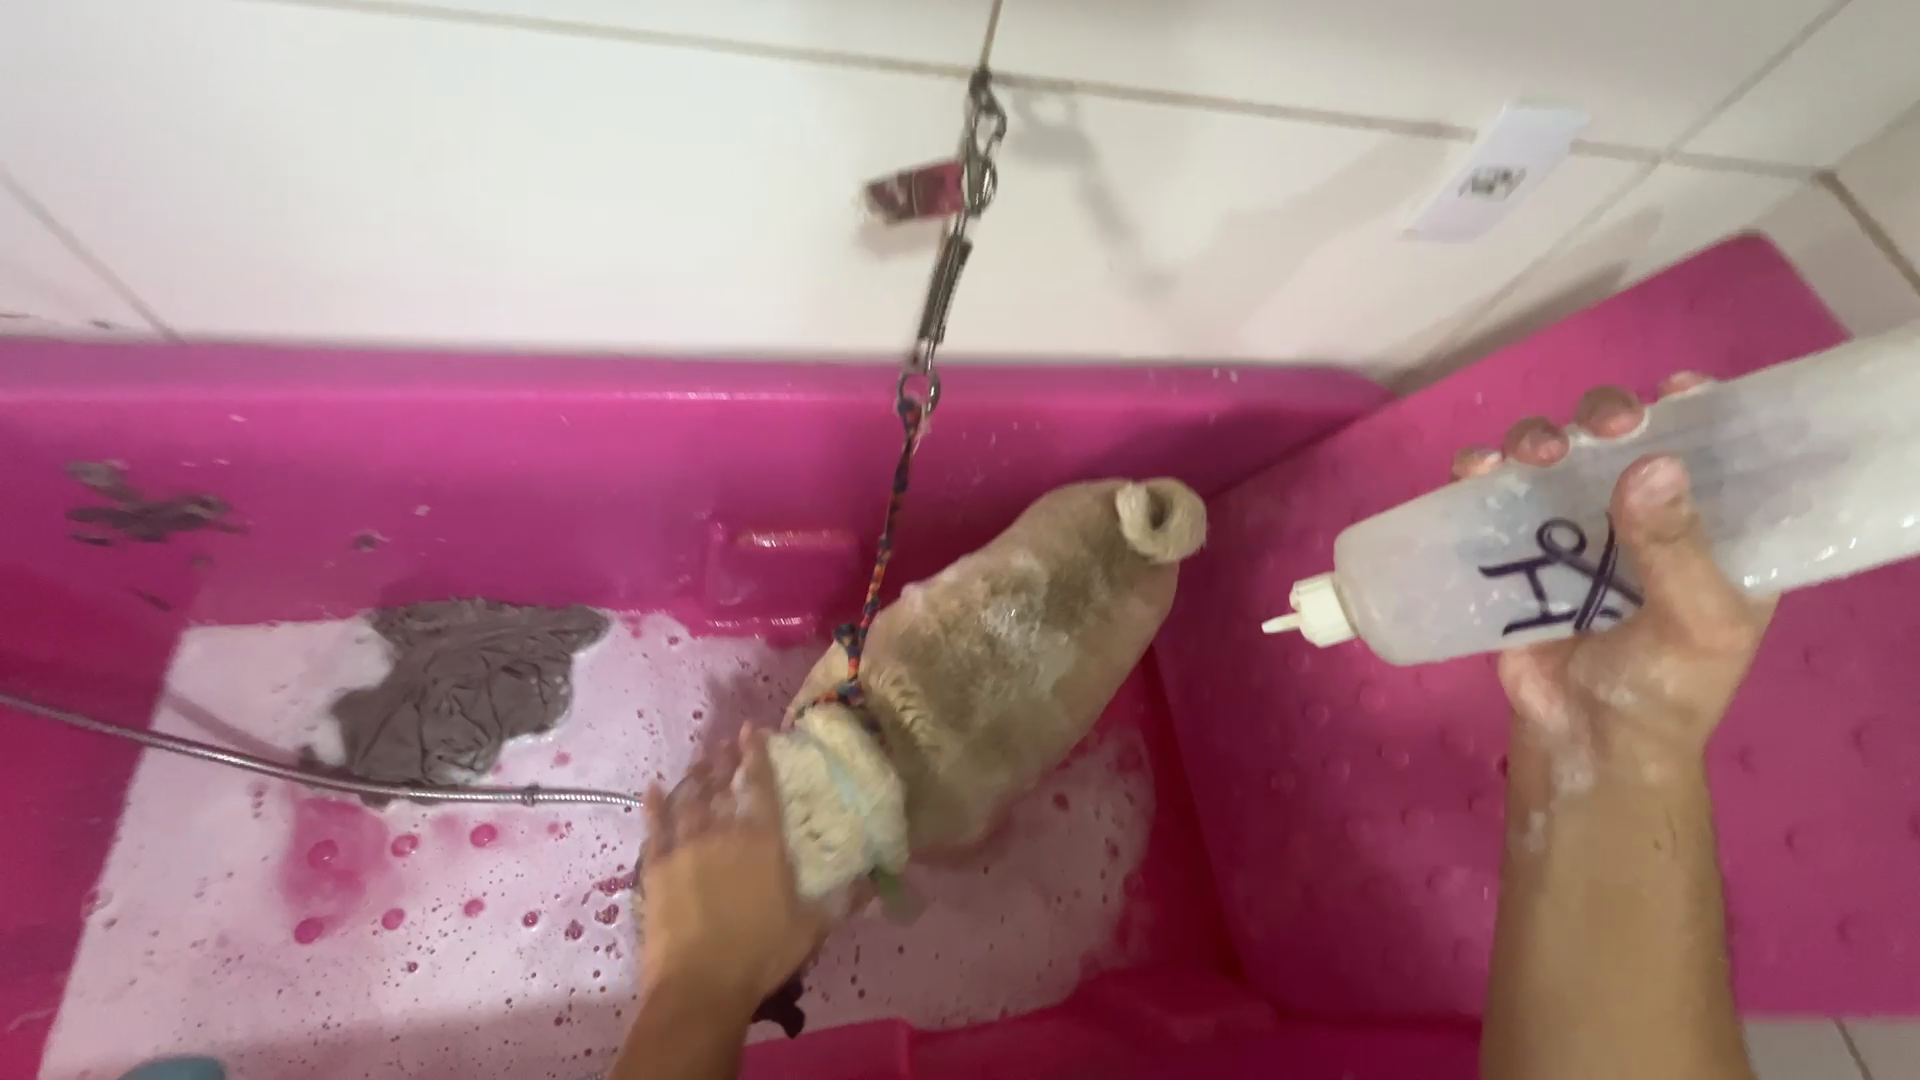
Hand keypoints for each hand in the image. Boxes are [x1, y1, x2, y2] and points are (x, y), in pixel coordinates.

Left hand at [639, 728, 829, 1014]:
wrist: (699, 987)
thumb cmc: (760, 955)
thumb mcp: (811, 927)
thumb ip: (840, 901)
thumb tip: (874, 883)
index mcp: (764, 841)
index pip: (762, 785)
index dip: (758, 754)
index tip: (752, 729)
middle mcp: (725, 833)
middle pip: (724, 785)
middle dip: (726, 759)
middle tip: (725, 740)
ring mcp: (686, 848)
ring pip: (690, 799)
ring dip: (695, 775)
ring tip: (700, 758)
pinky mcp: (656, 869)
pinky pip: (654, 828)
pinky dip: (653, 806)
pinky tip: (652, 788)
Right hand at [1454, 374, 1775, 788]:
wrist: (1582, 734)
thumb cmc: (1664, 686)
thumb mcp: (1698, 622)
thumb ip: (1675, 547)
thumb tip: (1649, 462)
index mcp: (1706, 529)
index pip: (1711, 450)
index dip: (1699, 411)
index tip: (1679, 392)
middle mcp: (1634, 516)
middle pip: (1618, 440)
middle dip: (1605, 418)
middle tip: (1603, 427)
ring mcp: (1567, 531)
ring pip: (1548, 459)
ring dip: (1536, 439)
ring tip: (1530, 455)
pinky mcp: (1510, 550)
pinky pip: (1489, 500)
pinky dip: (1476, 475)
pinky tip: (1472, 470)